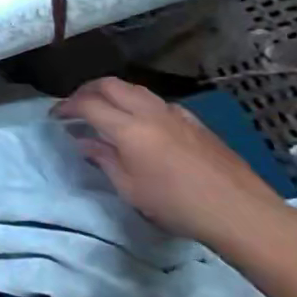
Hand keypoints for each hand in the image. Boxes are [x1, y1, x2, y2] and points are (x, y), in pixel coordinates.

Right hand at [54, 78, 295, 253]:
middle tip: (75, 106)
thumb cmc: (177, 204)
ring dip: (113, 94)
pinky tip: (141, 124)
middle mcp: (150, 112)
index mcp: (129, 128)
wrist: (240, 211)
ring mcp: (176, 114)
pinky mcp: (195, 122)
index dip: (67, 107)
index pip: (88, 104)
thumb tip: (85, 142)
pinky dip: (137, 104)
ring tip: (104, 111)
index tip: (55, 117)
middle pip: (110, 85)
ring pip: (135, 89)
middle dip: (86, 91)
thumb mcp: (130, 188)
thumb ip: (104, 159)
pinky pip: (157, 102)